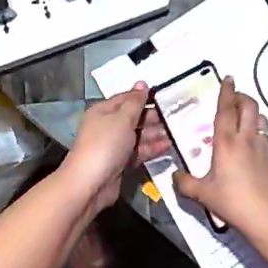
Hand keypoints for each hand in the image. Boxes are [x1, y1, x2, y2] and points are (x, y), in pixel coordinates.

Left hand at [58, 84, 172, 218]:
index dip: (145, 96)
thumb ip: (135, 102)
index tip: (168, 96)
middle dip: (154, 117)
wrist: (89, 184)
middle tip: (178, 116)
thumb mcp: (122, 119)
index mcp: (104, 111)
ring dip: (156, 133)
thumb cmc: (105, 144)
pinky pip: (139, 152)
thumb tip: (142, 83)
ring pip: (138, 135)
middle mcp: (108, 126)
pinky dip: (152, 149)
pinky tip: (169, 146)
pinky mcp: (121, 163)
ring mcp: (114, 146)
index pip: (127, 99)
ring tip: (178, 131)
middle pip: (134, 117)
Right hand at [172, 79, 267, 232]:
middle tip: (232, 96)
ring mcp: (262, 147)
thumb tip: (174, 176)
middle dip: (241, 96)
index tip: (228, 78)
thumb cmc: (233, 201)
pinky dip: (258, 128)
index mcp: (227, 142)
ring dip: (252, 110)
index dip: (226, 91)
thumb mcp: (202, 194)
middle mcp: (246, 138)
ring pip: (260, 118)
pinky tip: (251, 140)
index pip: (226, 109)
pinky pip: (265, 134)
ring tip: (242, 115)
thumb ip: (185, 183)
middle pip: (249, 106)